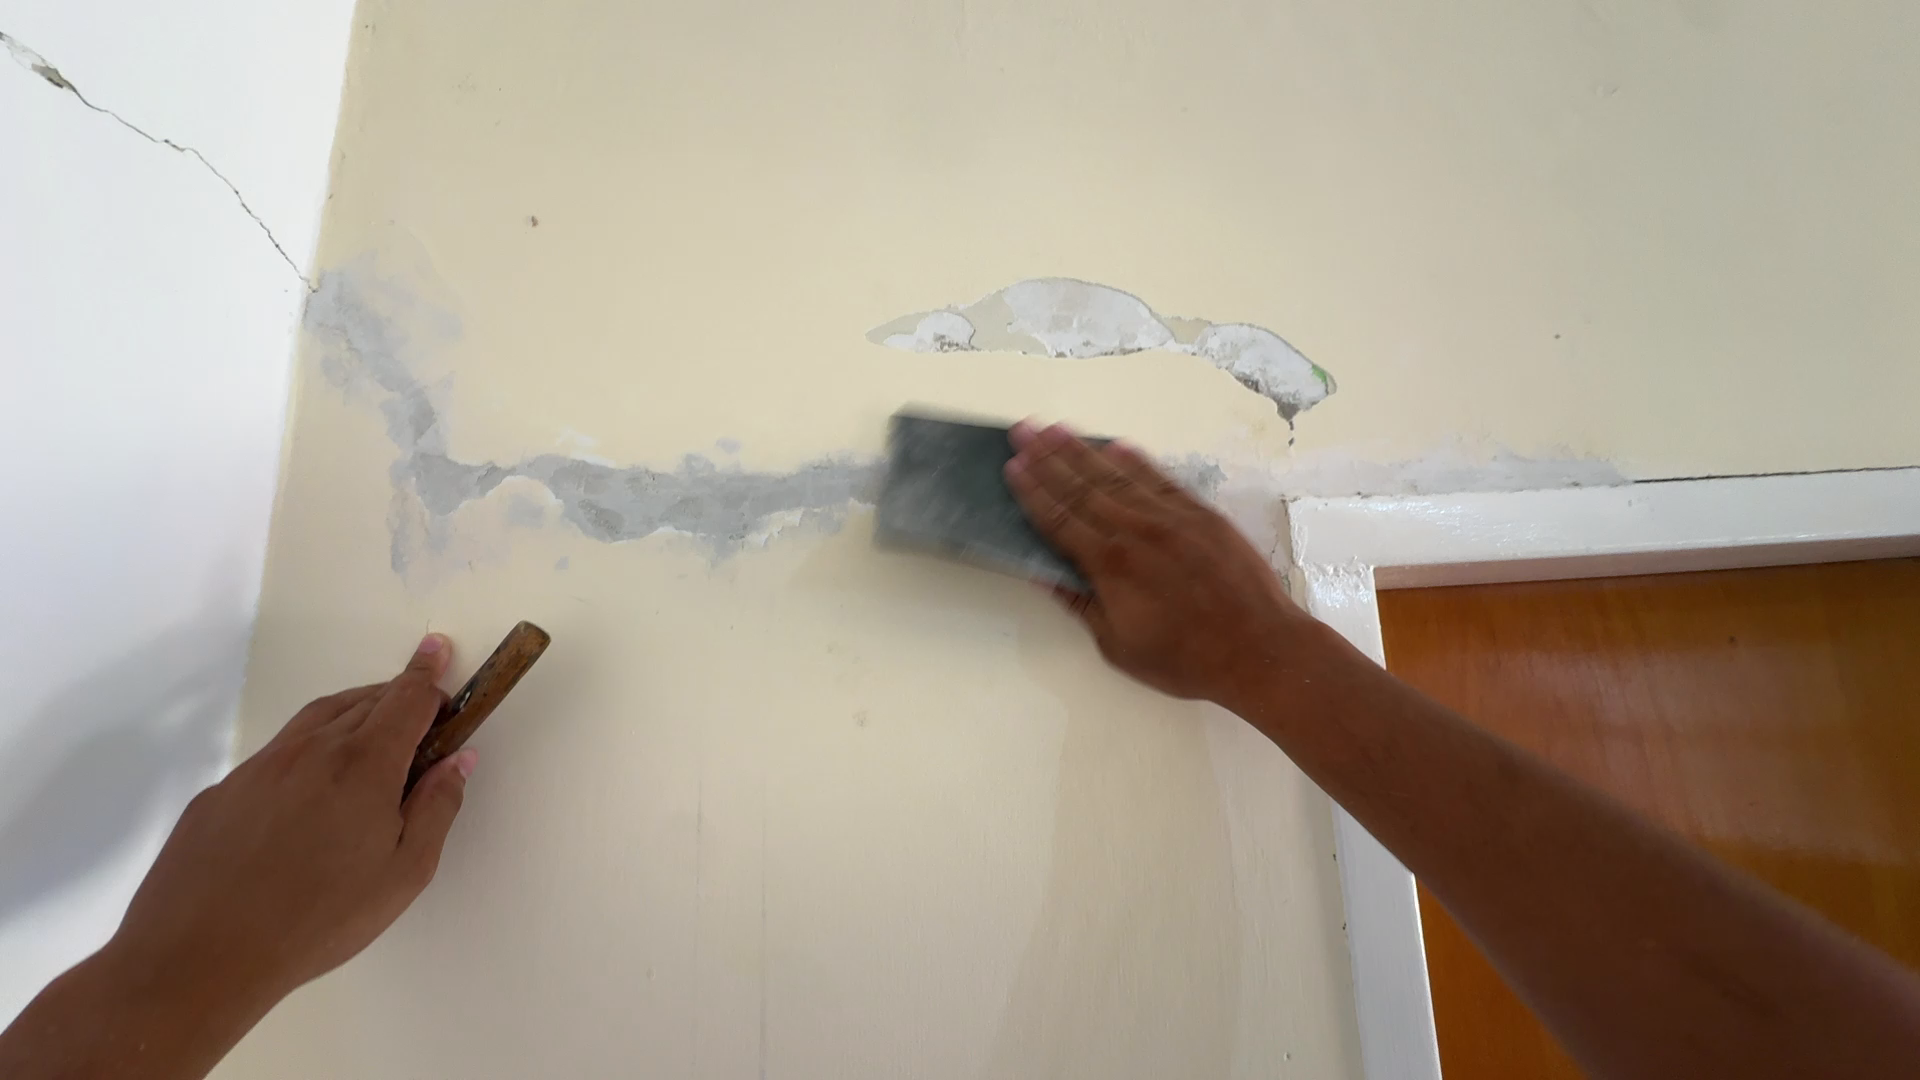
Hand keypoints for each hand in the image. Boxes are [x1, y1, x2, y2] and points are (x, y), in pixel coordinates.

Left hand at [112, 634, 475, 1006]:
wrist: (188, 967)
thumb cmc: (319, 919)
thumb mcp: (407, 870)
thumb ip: (438, 806)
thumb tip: (458, 758)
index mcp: (364, 765)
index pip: (407, 699)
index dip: (428, 672)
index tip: (438, 648)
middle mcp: (310, 753)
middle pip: (364, 701)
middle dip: (398, 694)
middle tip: (422, 707)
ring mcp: (257, 771)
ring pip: (317, 720)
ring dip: (354, 711)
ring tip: (374, 731)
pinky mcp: (218, 796)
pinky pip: (277, 753)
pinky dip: (311, 748)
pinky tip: (312, 792)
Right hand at [1005, 421, 1319, 704]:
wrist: (1261, 650)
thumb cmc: (1185, 659)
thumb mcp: (1118, 646)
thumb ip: (1082, 605)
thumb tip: (1046, 574)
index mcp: (1111, 565)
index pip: (1060, 520)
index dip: (1033, 492)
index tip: (1013, 465)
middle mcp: (1136, 531)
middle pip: (1082, 488)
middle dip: (1048, 457)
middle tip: (1023, 429)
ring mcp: (1172, 518)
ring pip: (1117, 476)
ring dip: (1084, 450)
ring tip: (1056, 427)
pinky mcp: (1202, 514)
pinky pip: (1161, 479)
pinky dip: (1136, 461)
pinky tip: (1116, 445)